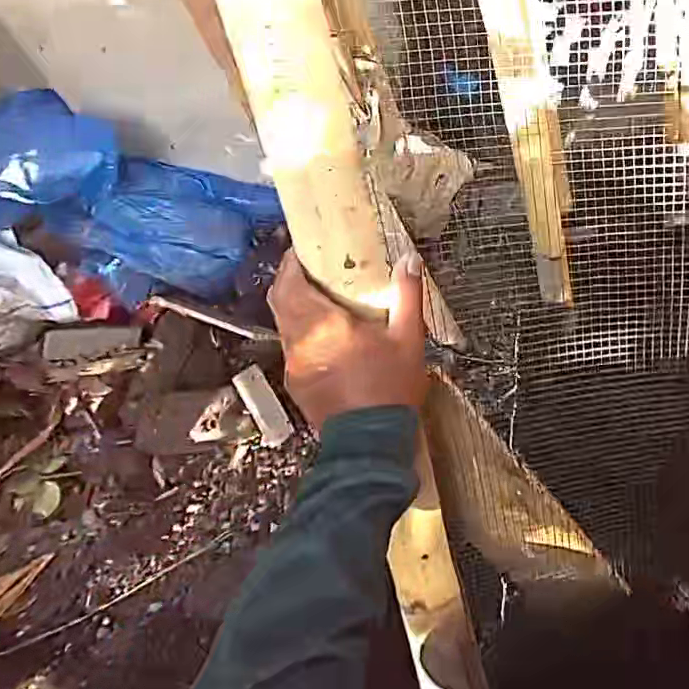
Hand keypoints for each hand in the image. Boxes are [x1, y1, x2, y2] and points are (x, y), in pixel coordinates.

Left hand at [269, 249, 427, 431]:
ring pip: (283, 322)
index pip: (291, 282)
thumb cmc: (391, 386)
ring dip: (294, 304)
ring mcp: (294, 363)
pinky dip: (301, 329)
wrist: (371, 440)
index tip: (305, 248)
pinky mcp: (297, 381)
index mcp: (323, 324)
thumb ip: (407, 295)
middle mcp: (299, 340)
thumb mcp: (408, 337)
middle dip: (290, 278)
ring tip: (320, 294)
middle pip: (280, 299)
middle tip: (311, 266)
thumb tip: (408, 260)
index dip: (292, 261)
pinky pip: (292, 344)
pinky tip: (326, 332)